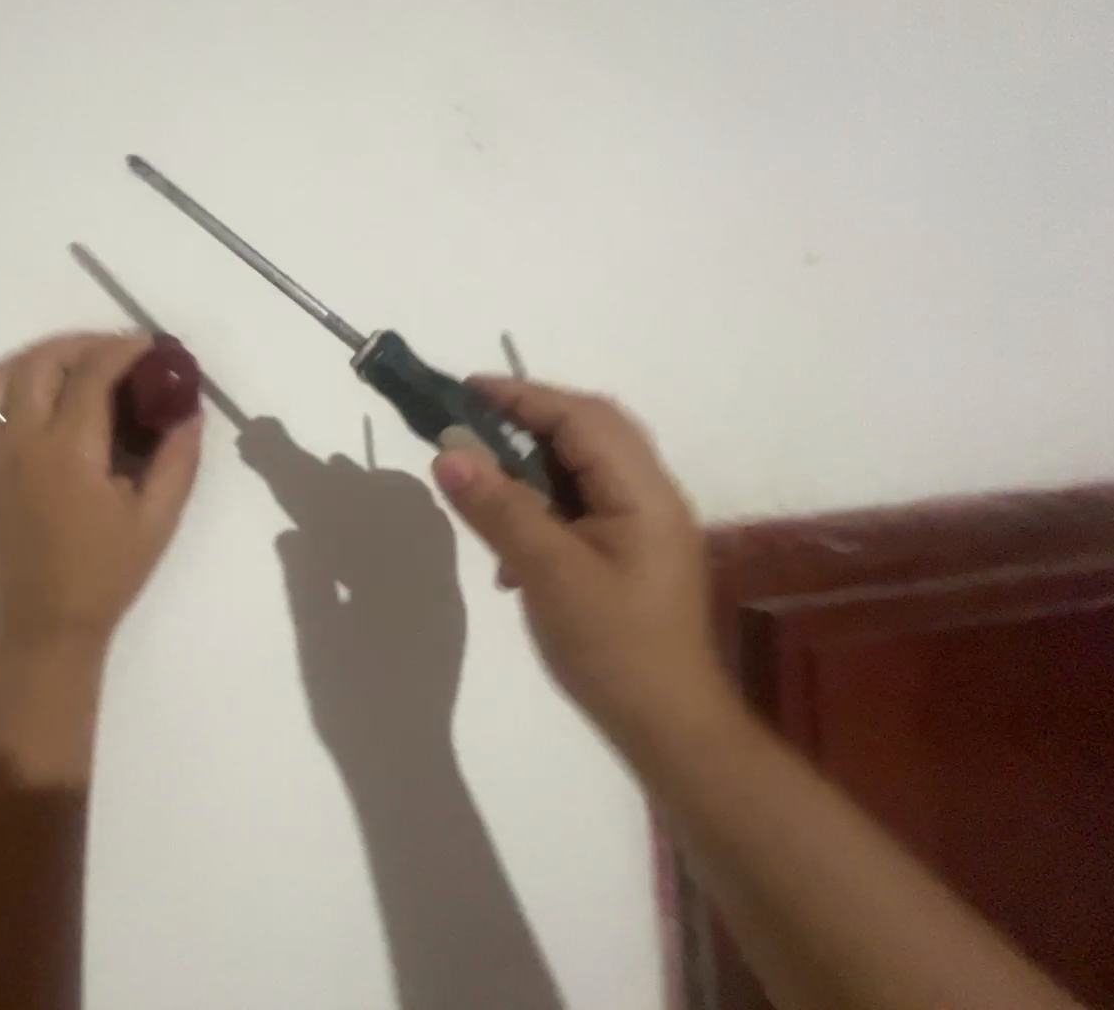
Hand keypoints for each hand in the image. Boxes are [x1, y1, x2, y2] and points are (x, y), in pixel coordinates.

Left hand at [0, 333, 203, 650]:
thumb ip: (178, 459)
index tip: (150, 347)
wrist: (45, 624)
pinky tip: (32, 398)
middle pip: (40, 361)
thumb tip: (189, 411)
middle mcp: (21, 440)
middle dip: (81, 343)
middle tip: (115, 352)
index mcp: (69, 450)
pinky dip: (4, 387)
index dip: (124, 349)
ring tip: (73, 365)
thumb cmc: (107, 575)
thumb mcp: (158, 520)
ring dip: (38, 357)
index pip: (92, 372)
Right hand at [429, 379, 723, 733]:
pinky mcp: (627, 551)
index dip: (523, 396)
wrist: (666, 723)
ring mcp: (641, 525)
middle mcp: (649, 496)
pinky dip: (539, 503)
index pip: (582, 418)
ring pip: (581, 468)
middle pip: (588, 433)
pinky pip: (579, 504)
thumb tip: (447, 454)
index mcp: (642, 493)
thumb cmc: (612, 646)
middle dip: (526, 420)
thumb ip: (498, 509)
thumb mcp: (547, 573)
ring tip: (481, 475)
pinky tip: (509, 543)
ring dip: (530, 464)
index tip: (465, 389)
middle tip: (469, 424)